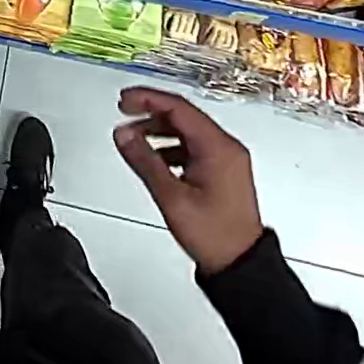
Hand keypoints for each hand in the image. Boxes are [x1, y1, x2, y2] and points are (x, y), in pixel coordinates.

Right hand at [113, 87, 263, 274]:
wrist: (241, 265)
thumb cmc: (214, 234)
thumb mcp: (171, 196)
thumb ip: (144, 160)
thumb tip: (123, 134)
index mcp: (218, 148)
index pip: (178, 108)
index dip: (147, 98)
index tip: (125, 99)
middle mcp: (226, 148)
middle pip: (182, 115)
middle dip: (150, 110)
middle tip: (124, 109)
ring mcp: (225, 159)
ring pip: (185, 129)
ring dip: (157, 127)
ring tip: (133, 134)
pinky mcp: (221, 170)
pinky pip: (190, 144)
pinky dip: (167, 143)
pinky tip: (152, 154)